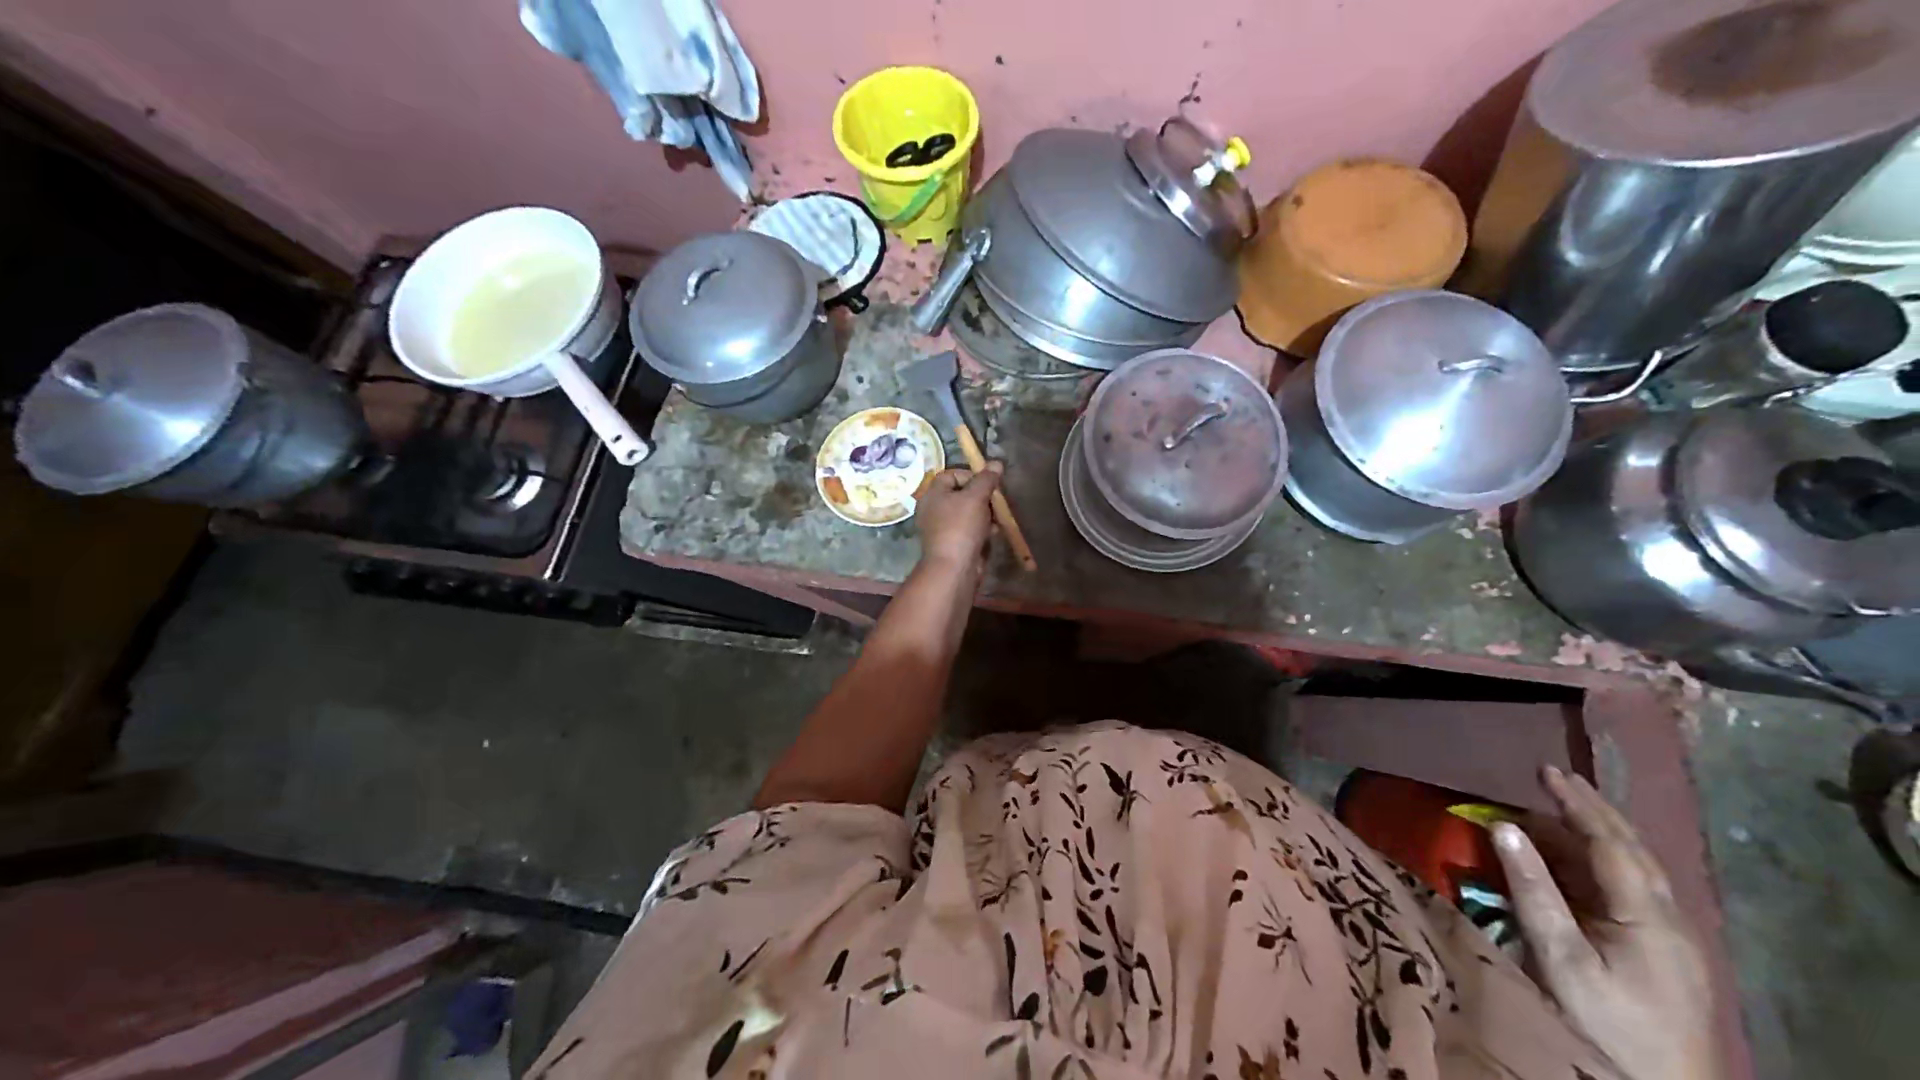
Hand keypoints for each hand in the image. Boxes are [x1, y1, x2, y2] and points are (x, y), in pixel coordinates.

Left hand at [915, 462, 1001, 576]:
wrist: (953, 568)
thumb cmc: (961, 527)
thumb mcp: (976, 497)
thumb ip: (986, 479)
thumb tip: (996, 463)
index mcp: (933, 494)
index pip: (951, 474)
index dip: (971, 475)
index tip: (988, 483)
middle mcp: (934, 509)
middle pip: (961, 494)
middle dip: (982, 497)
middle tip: (996, 502)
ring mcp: (942, 528)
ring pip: (967, 513)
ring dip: (985, 514)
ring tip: (997, 519)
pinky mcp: (952, 544)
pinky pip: (969, 530)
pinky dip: (981, 529)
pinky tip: (993, 533)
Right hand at [1492, 767, 1719, 1079]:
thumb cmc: (1606, 1022)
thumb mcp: (1560, 956)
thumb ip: (1532, 890)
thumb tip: (1503, 826)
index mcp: (1648, 916)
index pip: (1609, 844)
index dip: (1576, 804)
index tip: (1544, 772)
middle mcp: (1668, 918)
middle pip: (1632, 850)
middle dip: (1593, 809)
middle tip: (1556, 776)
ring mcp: (1670, 937)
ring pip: (1635, 869)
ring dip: (1596, 832)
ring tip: (1560, 807)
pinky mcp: (1661, 952)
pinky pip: (1630, 889)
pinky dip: (1599, 860)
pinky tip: (1578, 858)